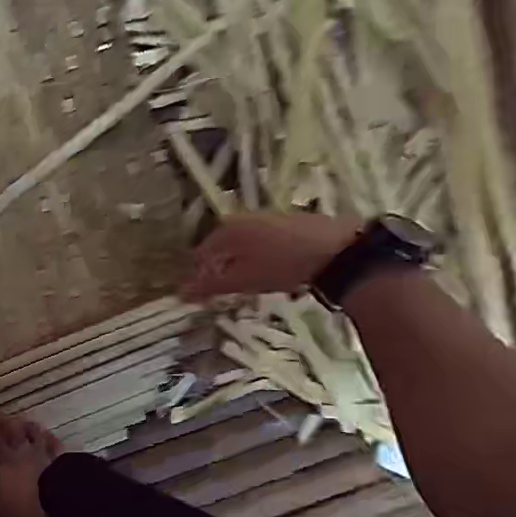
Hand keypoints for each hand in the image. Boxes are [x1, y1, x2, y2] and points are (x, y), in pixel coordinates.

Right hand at [181, 213, 362, 298]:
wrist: (335, 249)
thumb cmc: (281, 264)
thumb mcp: (242, 279)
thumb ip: (211, 285)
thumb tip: (179, 293)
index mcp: (227, 230)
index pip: (200, 254)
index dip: (196, 276)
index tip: (197, 297)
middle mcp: (244, 220)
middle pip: (221, 249)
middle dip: (217, 271)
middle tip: (219, 294)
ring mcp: (267, 220)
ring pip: (242, 247)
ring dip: (238, 267)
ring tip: (243, 288)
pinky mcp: (288, 226)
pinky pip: (261, 246)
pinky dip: (257, 261)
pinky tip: (267, 276)